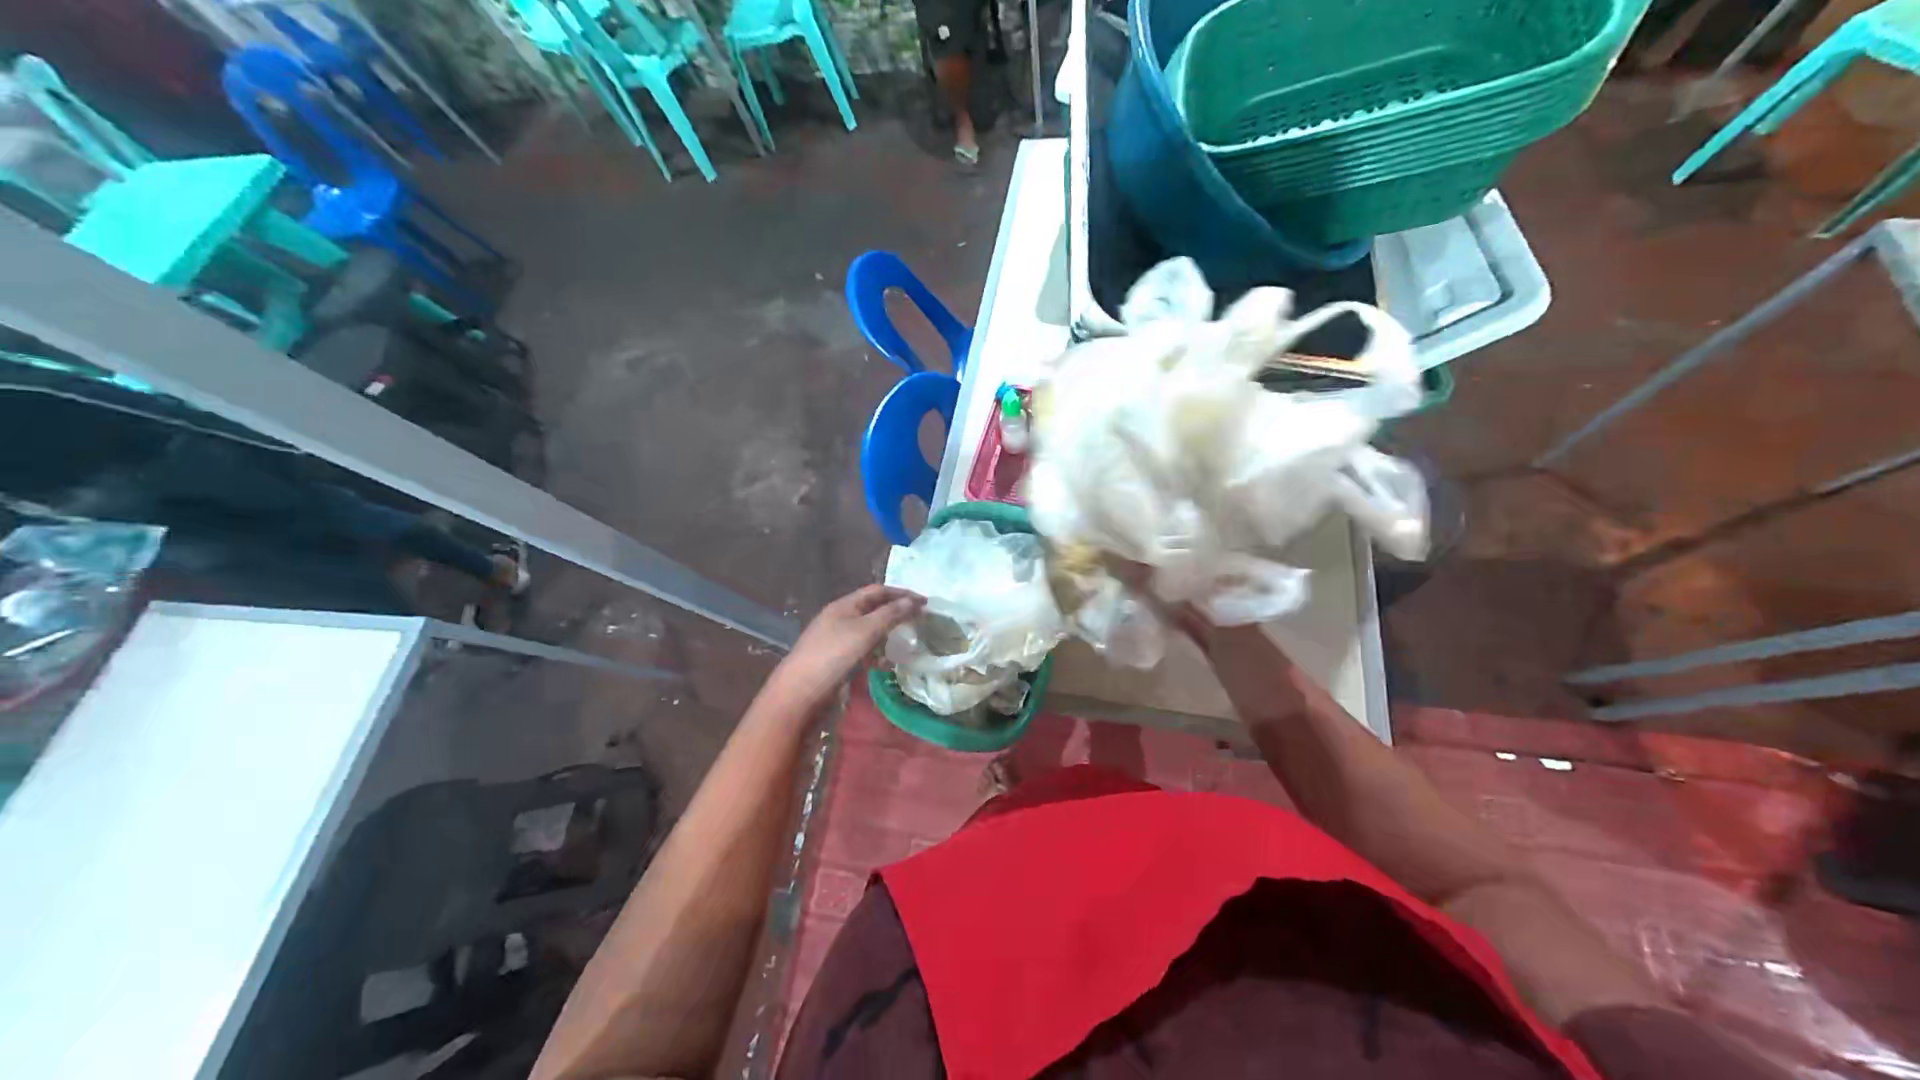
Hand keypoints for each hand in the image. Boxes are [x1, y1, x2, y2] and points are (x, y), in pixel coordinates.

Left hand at [769, 585, 924, 705]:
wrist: (800, 692)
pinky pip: (862, 650)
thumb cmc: (833, 655)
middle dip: (896, 613)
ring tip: (906, 642)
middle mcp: (840, 617)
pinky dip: (876, 653)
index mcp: (844, 605)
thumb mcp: (865, 631)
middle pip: (873, 609)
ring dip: (887, 634)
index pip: (878, 591)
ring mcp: (837, 639)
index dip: (902, 593)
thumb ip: (890, 614)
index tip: (925, 602)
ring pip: (869, 630)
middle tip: (919, 621)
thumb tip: (913, 601)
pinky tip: (885, 664)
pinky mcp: (836, 659)